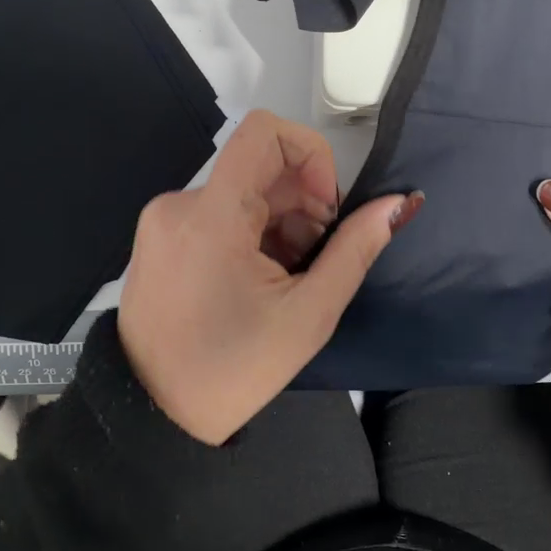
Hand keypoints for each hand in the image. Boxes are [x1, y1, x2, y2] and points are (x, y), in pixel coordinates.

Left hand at [119, 111, 421, 444]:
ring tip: (288, 280)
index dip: (310, 154)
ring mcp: (164, 222)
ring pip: (242, 194)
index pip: (264, 131)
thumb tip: (399, 202)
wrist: (150, 419)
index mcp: (210, 215)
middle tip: (316, 260)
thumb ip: (355, 249)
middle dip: (303, 205)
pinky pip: (218, 214)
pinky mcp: (159, 239)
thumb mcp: (307, 315)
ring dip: (280, 225)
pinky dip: (250, 236)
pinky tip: (259, 282)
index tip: (325, 209)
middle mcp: (179, 204)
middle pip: (260, 169)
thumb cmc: (231, 370)